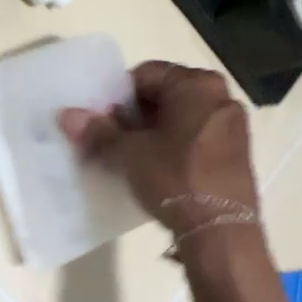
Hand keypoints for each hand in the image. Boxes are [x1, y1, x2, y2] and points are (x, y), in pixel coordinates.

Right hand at [59, 62, 260, 239]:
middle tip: (112, 143)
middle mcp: (219, 95)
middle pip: (165, 96)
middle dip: (135, 117)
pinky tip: (158, 173)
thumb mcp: (130, 155)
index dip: (117, 97)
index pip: (145, 74)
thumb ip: (98, 133)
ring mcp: (231, 125)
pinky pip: (195, 140)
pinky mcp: (235, 154)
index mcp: (195, 84)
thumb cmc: (175, 177)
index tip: (101, 123)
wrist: (220, 228)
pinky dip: (173, 149)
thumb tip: (66, 115)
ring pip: (181, 120)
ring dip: (153, 135)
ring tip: (131, 161)